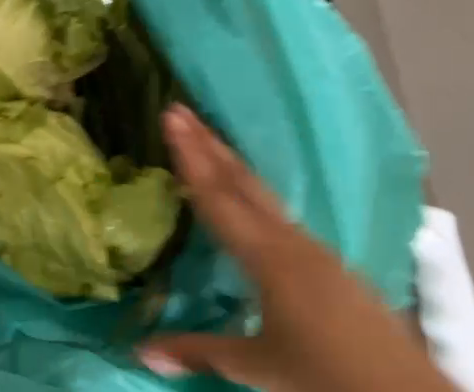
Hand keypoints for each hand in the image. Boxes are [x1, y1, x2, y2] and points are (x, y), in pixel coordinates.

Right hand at [138, 105, 451, 391]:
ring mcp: (321, 257)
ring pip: (265, 198)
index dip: (190, 156)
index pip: (218, 197)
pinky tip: (251, 199)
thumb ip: (200, 351)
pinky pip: (281, 217)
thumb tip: (137, 351)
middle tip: (180, 110)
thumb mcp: (260, 369)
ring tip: (208, 141)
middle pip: (244, 186)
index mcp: (270, 259)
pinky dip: (254, 194)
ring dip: (232, 166)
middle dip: (210, 146)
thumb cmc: (332, 380)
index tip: (170, 116)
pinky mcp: (336, 272)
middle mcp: (295, 246)